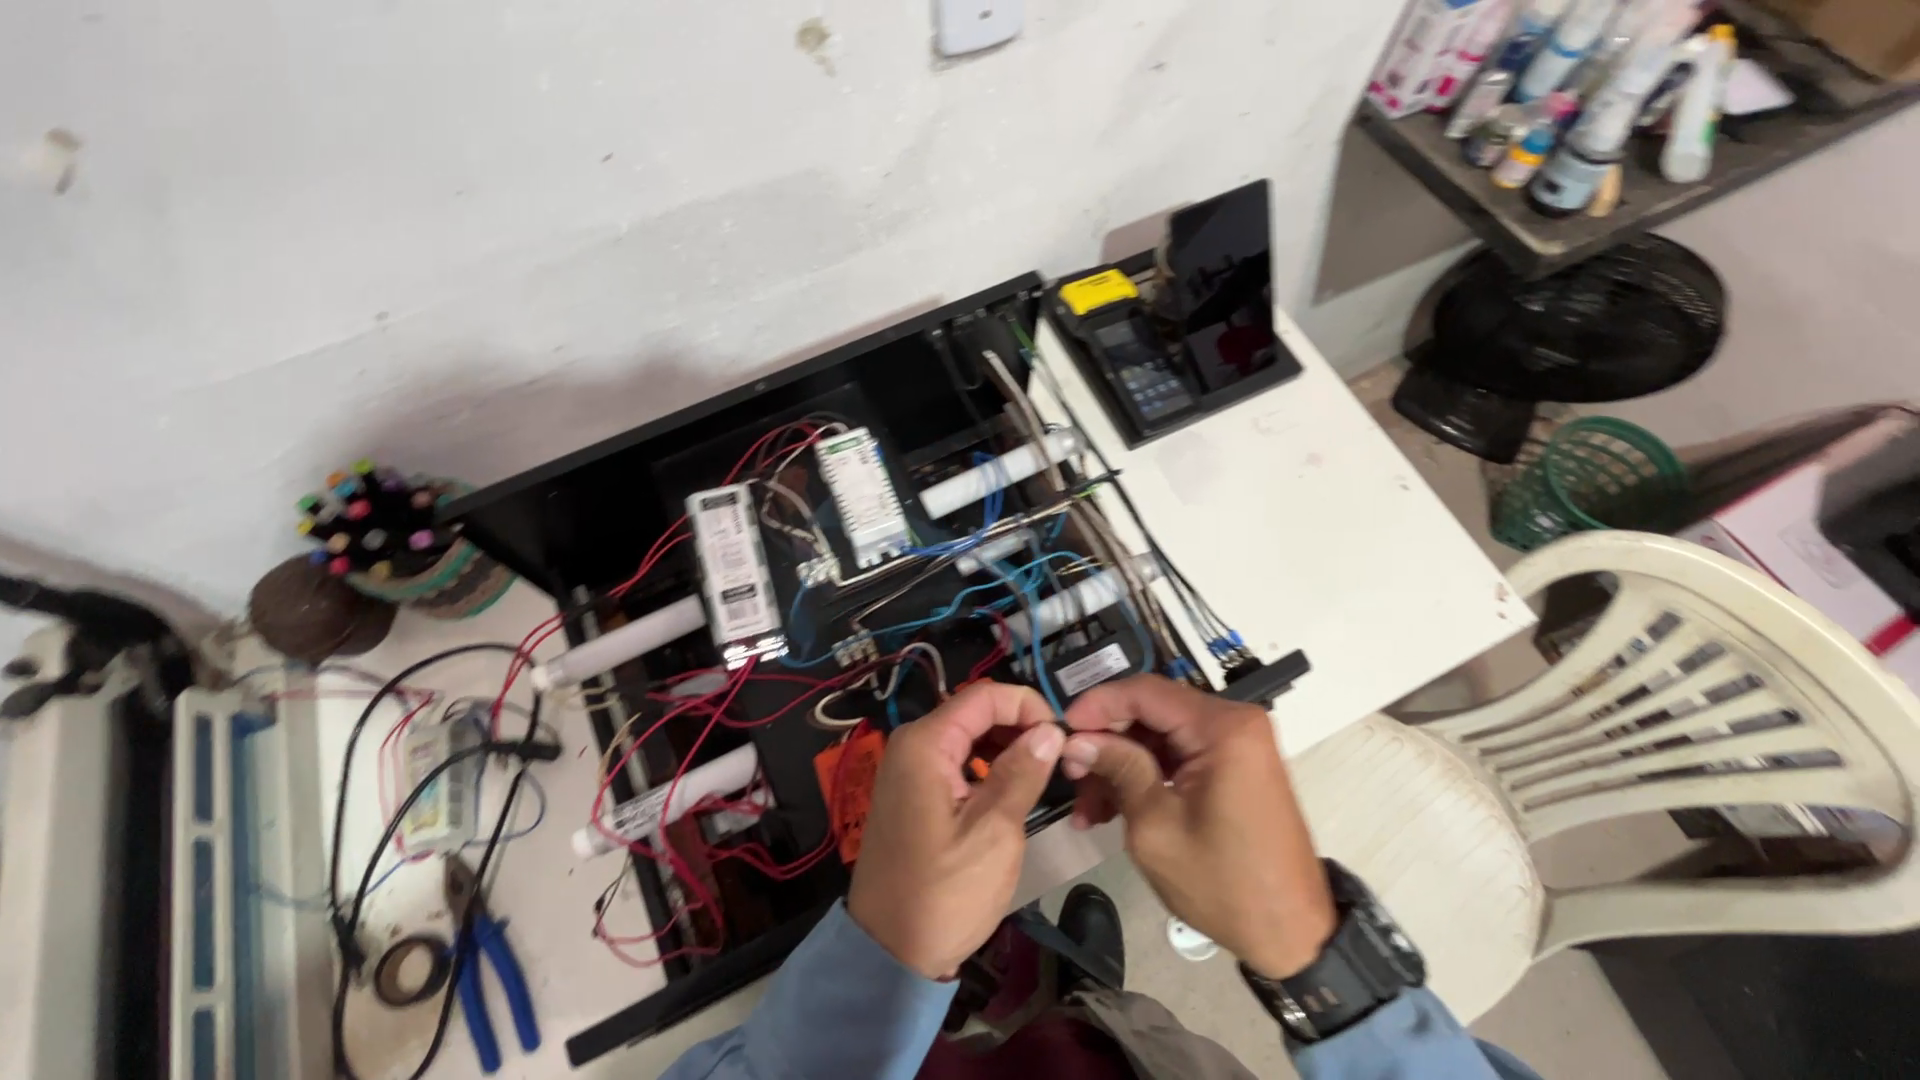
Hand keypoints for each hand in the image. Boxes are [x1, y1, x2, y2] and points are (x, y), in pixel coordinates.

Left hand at [846, 681, 1064, 978]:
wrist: (888, 951)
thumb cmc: (943, 893)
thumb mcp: (993, 833)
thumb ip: (1022, 773)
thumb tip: (1050, 729)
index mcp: (925, 744)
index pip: (985, 696)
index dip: (1029, 706)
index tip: (1064, 736)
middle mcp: (911, 745)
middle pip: (975, 712)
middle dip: (1020, 726)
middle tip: (1061, 759)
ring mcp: (908, 769)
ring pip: (967, 736)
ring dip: (1006, 746)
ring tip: (1045, 774)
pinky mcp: (912, 792)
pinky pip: (955, 762)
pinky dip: (986, 767)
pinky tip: (1013, 789)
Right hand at [1060, 676, 1335, 978]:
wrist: (1292, 934)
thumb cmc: (1224, 882)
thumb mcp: (1156, 826)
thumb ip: (1118, 769)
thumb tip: (1076, 739)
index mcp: (1223, 727)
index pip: (1145, 691)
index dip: (1096, 705)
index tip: (1060, 730)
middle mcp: (1234, 722)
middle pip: (1151, 712)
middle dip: (1106, 741)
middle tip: (1070, 774)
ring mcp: (1236, 745)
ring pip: (1159, 737)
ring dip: (1121, 765)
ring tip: (1087, 809)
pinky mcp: (1233, 767)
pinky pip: (1178, 756)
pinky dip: (1146, 776)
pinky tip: (1111, 810)